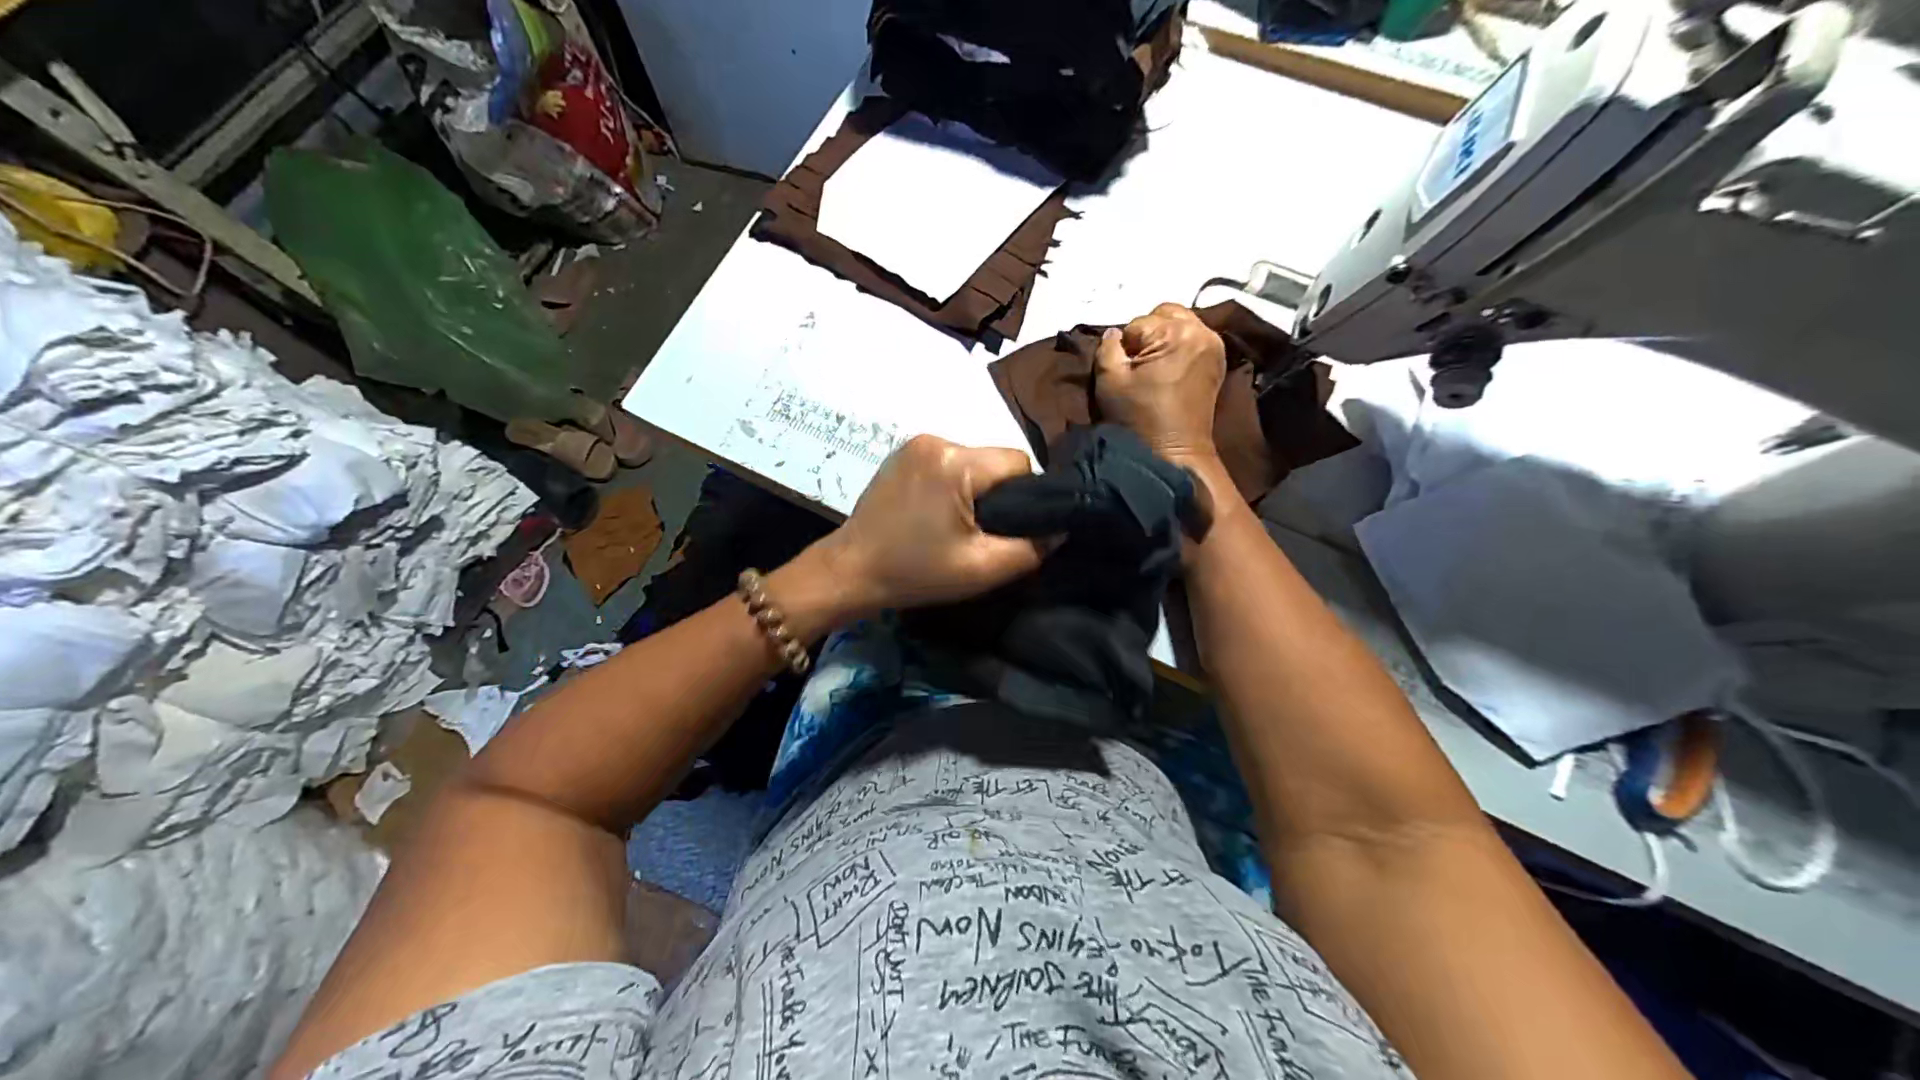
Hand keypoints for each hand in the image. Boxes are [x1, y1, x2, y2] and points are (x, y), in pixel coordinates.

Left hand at [811, 436, 1044, 615]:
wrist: (851, 571)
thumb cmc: (915, 572)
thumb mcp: (981, 568)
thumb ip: (1032, 548)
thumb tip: (1062, 528)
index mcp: (954, 462)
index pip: (1018, 463)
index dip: (1026, 496)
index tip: (1011, 527)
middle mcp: (936, 440)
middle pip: (994, 460)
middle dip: (998, 493)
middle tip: (983, 532)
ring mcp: (915, 443)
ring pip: (973, 461)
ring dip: (976, 488)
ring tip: (958, 525)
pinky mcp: (902, 453)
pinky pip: (948, 462)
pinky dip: (953, 483)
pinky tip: (938, 513)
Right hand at [1095, 302, 1226, 465]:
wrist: (1176, 453)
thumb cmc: (1140, 418)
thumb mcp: (1110, 381)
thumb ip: (1107, 348)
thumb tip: (1115, 335)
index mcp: (1176, 332)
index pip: (1136, 324)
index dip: (1124, 347)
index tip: (1125, 372)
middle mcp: (1201, 331)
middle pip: (1164, 314)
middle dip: (1147, 333)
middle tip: (1137, 364)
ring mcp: (1214, 346)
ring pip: (1180, 323)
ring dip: (1163, 339)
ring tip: (1153, 368)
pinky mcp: (1218, 361)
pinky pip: (1194, 339)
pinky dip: (1179, 347)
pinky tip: (1169, 369)